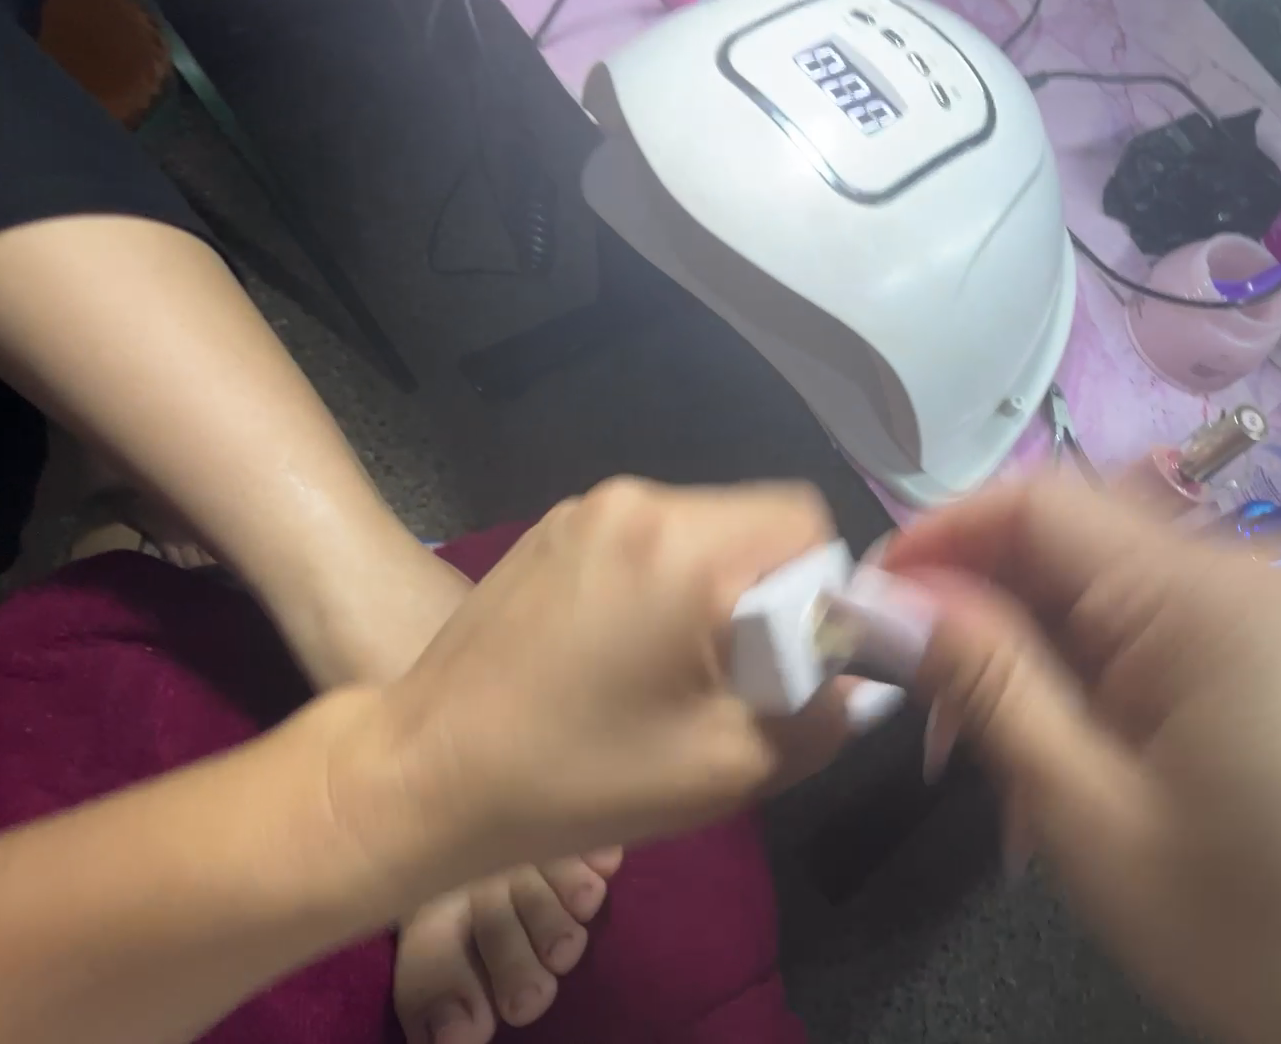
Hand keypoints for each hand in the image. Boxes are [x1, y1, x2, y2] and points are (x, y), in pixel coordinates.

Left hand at [341, 477, 833, 890]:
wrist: (417, 776)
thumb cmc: (578, 778)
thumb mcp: (727, 768)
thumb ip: (822, 718)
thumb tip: (862, 682)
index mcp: (684, 548)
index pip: (805, 521)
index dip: (821, 588)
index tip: (789, 655)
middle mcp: (639, 503)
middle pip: (757, 520)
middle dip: (771, 589)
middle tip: (739, 668)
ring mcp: (589, 507)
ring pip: (708, 526)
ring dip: (719, 583)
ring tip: (677, 660)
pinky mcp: (556, 526)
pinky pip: (654, 535)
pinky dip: (670, 577)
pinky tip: (627, 643)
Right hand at [881, 479, 1280, 1043]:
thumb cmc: (1257, 930)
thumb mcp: (1086, 811)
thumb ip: (988, 684)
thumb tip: (891, 600)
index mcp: (1191, 593)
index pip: (1032, 502)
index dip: (937, 535)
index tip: (868, 600)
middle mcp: (1223, 573)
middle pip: (1059, 540)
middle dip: (974, 605)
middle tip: (926, 701)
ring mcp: (1244, 612)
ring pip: (1087, 591)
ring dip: (1019, 651)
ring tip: (985, 749)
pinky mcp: (1251, 654)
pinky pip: (1132, 631)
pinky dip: (1072, 676)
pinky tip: (1056, 754)